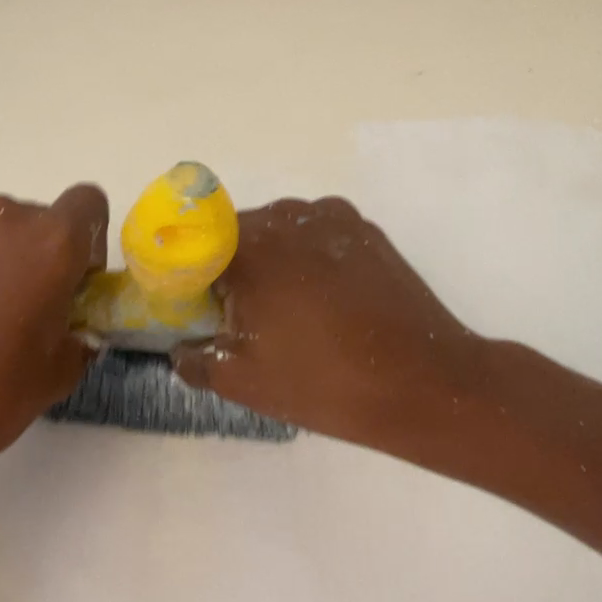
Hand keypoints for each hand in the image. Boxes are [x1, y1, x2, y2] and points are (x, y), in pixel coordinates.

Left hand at [0, 184, 108, 466]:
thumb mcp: (59, 374)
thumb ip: (81, 338)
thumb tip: (75, 330)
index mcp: (52, 243)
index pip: (88, 204)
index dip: (89, 242)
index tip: (75, 283)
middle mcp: (4, 218)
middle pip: (39, 219)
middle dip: (42, 255)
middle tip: (29, 308)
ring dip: (0, 258)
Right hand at [170, 197, 481, 447]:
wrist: (422, 384)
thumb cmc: (321, 381)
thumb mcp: (239, 381)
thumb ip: (192, 359)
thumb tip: (180, 347)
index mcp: (250, 246)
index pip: (190, 242)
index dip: (179, 271)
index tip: (181, 304)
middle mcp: (289, 217)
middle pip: (232, 232)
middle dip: (221, 266)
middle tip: (224, 314)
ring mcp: (334, 220)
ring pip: (276, 231)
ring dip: (263, 261)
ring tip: (271, 310)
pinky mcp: (367, 234)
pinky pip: (313, 237)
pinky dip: (300, 260)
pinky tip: (311, 303)